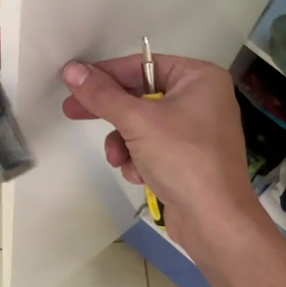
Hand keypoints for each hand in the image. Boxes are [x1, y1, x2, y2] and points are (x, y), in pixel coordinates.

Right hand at [60, 52, 258, 243]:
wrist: (213, 219)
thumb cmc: (182, 158)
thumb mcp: (137, 121)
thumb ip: (102, 95)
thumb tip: (72, 71)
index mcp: (199, 78)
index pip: (143, 66)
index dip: (106, 74)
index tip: (73, 81)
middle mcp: (201, 99)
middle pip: (141, 96)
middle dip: (111, 113)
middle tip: (72, 112)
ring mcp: (196, 131)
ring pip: (142, 126)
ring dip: (125, 144)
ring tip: (119, 160)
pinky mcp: (188, 159)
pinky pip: (153, 148)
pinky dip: (140, 160)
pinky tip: (140, 176)